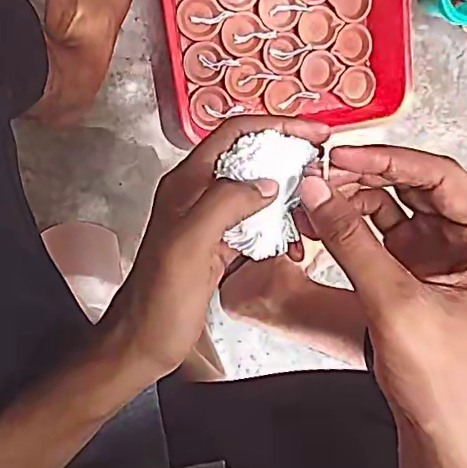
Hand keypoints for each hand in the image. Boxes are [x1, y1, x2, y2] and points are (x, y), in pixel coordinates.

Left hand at [98, 115, 330, 376]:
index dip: (274, 125)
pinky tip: (296, 238)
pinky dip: (278, 223)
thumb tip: (267, 182)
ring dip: (286, 190)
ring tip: (315, 200)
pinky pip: (254, 221)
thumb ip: (225, 204)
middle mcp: (198, 193)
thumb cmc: (159, 299)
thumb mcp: (189, 245)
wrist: (143, 342)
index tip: (312, 131)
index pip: (233, 134)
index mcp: (187, 183)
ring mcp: (208, 219)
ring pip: (254, 189)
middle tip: (323, 161)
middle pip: (248, 156)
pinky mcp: (218, 244)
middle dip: (286, 153)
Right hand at [297, 147, 466, 437]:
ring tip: (316, 197)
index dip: (390, 161)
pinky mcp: (416, 263)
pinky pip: (380, 226)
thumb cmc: (443, 381)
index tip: (345, 155)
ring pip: (395, 202)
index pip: (443, 178)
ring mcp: (444, 250)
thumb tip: (317, 191)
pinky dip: (350, 221)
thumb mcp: (394, 303)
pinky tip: (322, 219)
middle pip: (416, 185)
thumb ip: (351, 241)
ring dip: (354, 197)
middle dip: (366, 177)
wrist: (438, 429)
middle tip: (323, 173)